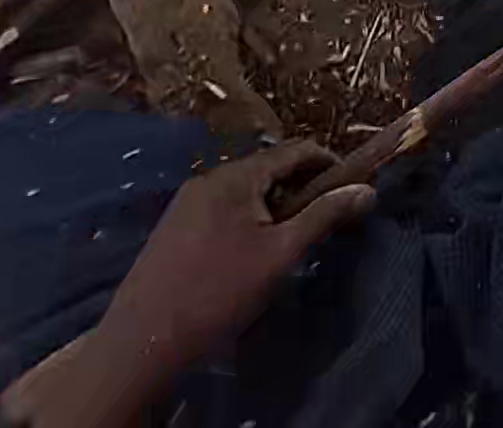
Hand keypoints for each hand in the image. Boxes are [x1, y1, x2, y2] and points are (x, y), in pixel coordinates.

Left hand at [1, 142, 375, 427]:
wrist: (135, 353)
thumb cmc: (216, 294)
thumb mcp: (282, 253)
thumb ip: (326, 214)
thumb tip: (368, 189)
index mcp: (235, 177)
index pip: (297, 150)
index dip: (330, 163)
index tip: (351, 186)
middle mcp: (209, 179)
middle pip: (272, 167)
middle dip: (304, 185)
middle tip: (325, 214)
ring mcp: (186, 204)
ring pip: (250, 189)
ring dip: (278, 202)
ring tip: (293, 234)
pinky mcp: (173, 228)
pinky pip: (227, 206)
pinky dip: (252, 216)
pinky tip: (255, 248)